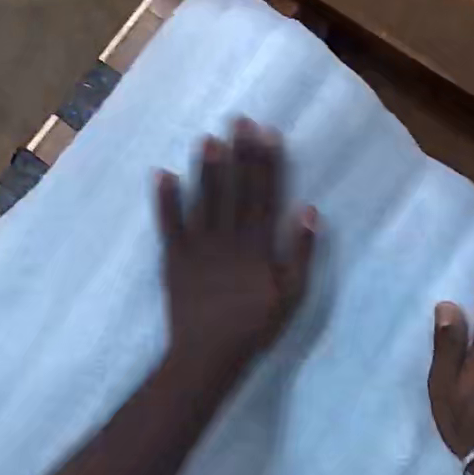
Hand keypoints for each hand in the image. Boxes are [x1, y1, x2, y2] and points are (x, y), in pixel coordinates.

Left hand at [155, 119, 317, 379]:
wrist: (209, 354)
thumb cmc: (256, 326)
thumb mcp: (292, 294)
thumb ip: (302, 253)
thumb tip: (310, 211)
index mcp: (258, 244)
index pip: (264, 194)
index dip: (266, 163)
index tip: (267, 134)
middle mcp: (228, 237)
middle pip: (236, 189)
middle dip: (239, 154)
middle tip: (238, 120)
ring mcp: (198, 245)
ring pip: (204, 199)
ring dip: (206, 168)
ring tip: (208, 138)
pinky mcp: (174, 257)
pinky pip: (169, 224)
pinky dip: (165, 199)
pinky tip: (163, 174)